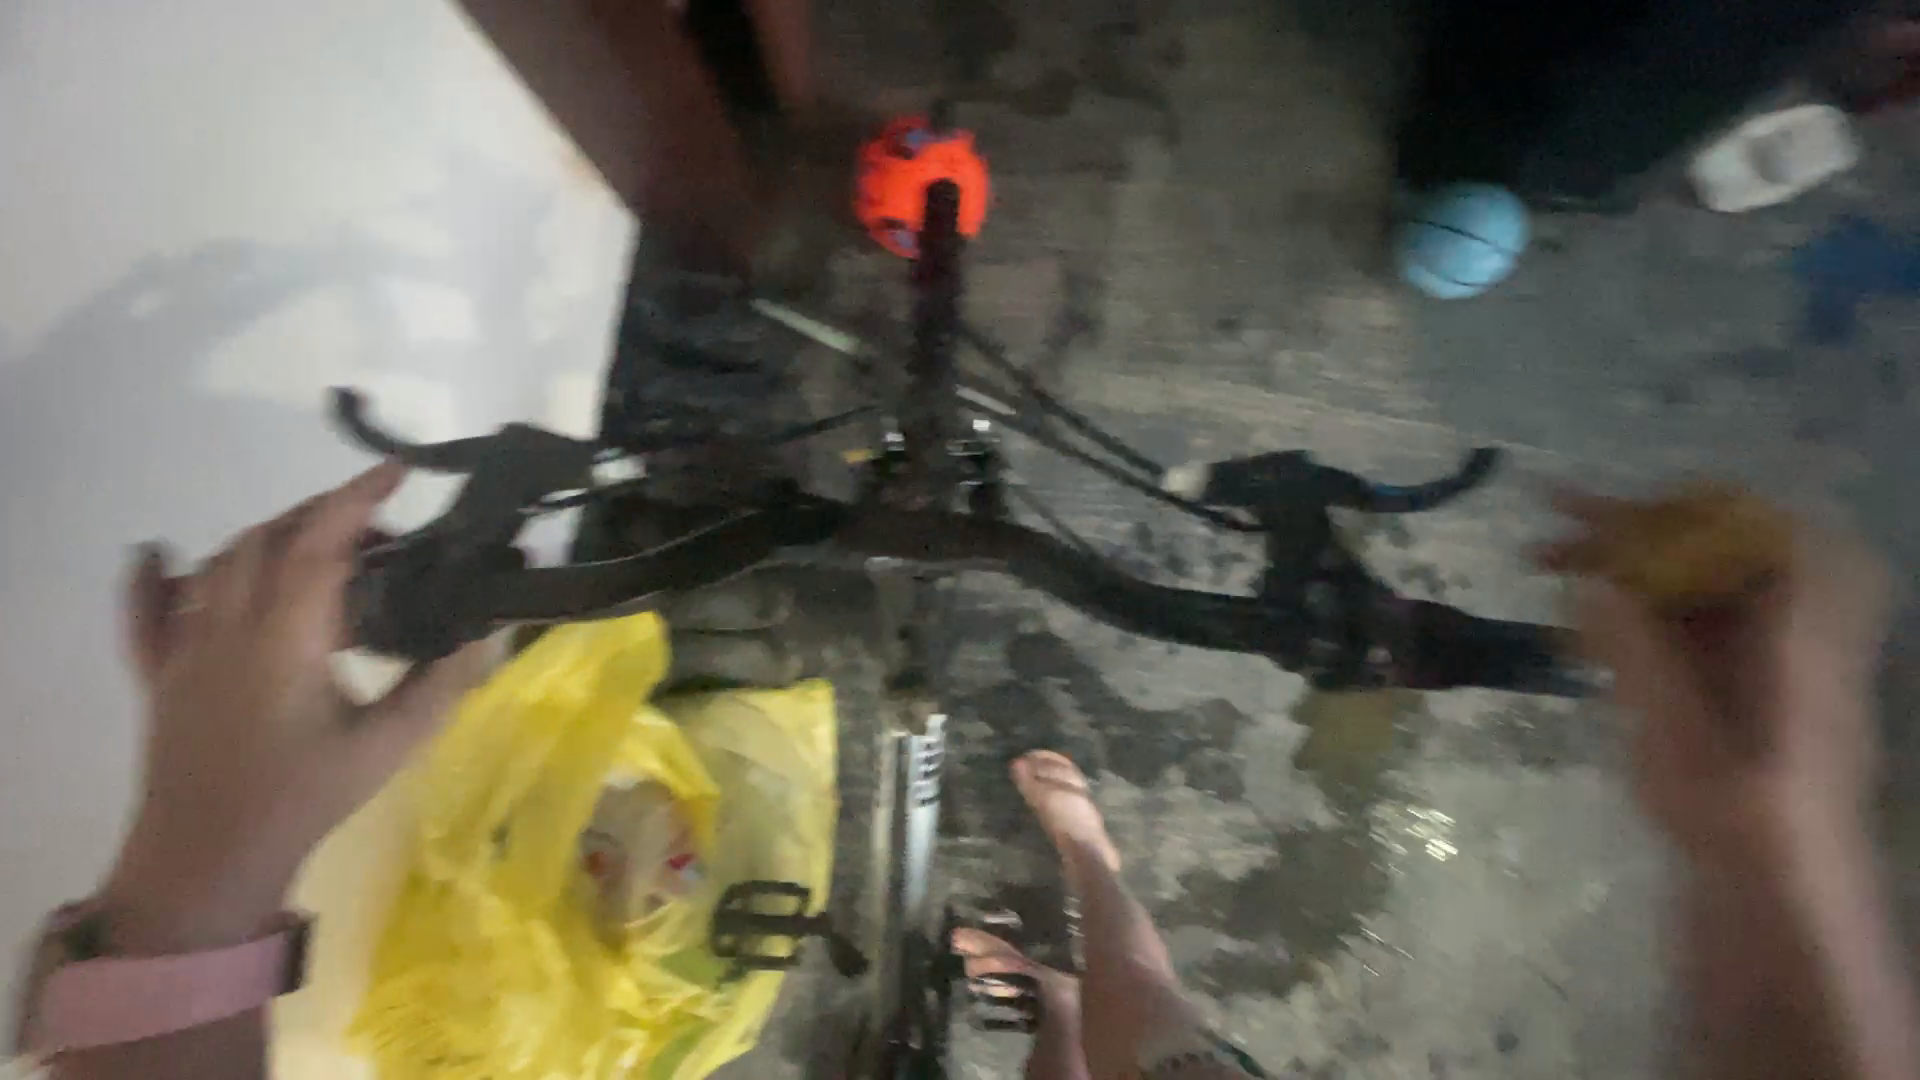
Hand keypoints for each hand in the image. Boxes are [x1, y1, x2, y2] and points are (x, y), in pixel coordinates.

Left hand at [100, 465, 493, 950]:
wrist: (206, 861)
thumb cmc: (307, 796)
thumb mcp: (394, 741)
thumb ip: (443, 681)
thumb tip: (489, 630)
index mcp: (285, 642)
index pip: (317, 549)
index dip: (355, 501)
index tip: (396, 472)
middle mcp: (225, 632)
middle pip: (265, 542)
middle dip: (323, 514)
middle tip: (382, 527)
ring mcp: (184, 652)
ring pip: (217, 565)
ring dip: (271, 538)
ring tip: (326, 547)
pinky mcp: (159, 676)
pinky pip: (142, 614)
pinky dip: (149, 577)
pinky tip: (155, 553)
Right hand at [1542, 493, 1889, 867]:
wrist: (1761, 877)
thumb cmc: (1734, 810)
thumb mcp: (1683, 734)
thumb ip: (1637, 656)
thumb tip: (1587, 583)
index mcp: (1796, 642)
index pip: (1778, 540)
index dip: (1713, 509)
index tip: (1636, 502)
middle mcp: (1776, 632)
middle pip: (1715, 550)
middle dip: (1634, 525)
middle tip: (1555, 512)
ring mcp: (1743, 651)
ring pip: (1683, 578)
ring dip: (1614, 557)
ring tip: (1541, 554)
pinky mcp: (1708, 671)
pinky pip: (1664, 613)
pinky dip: (1616, 597)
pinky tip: (1569, 604)